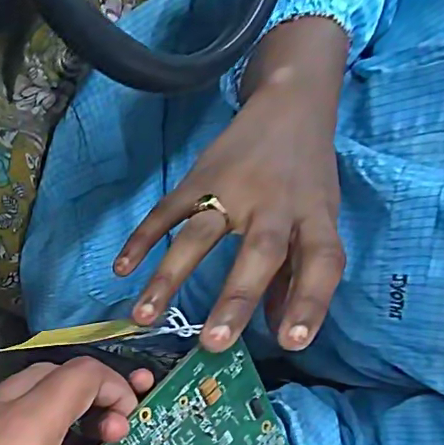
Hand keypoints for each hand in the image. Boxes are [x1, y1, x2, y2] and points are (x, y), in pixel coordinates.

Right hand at [113, 18, 347, 353]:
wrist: (293, 101)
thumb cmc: (306, 175)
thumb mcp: (317, 218)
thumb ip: (300, 274)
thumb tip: (283, 331)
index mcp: (314, 216)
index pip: (321, 261)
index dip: (309, 301)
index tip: (293, 343)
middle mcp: (276, 204)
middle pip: (259, 251)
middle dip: (235, 298)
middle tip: (213, 343)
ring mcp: (233, 188)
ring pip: (200, 235)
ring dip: (170, 276)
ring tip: (145, 317)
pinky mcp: (198, 177)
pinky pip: (166, 211)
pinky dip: (142, 238)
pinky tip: (122, 269)